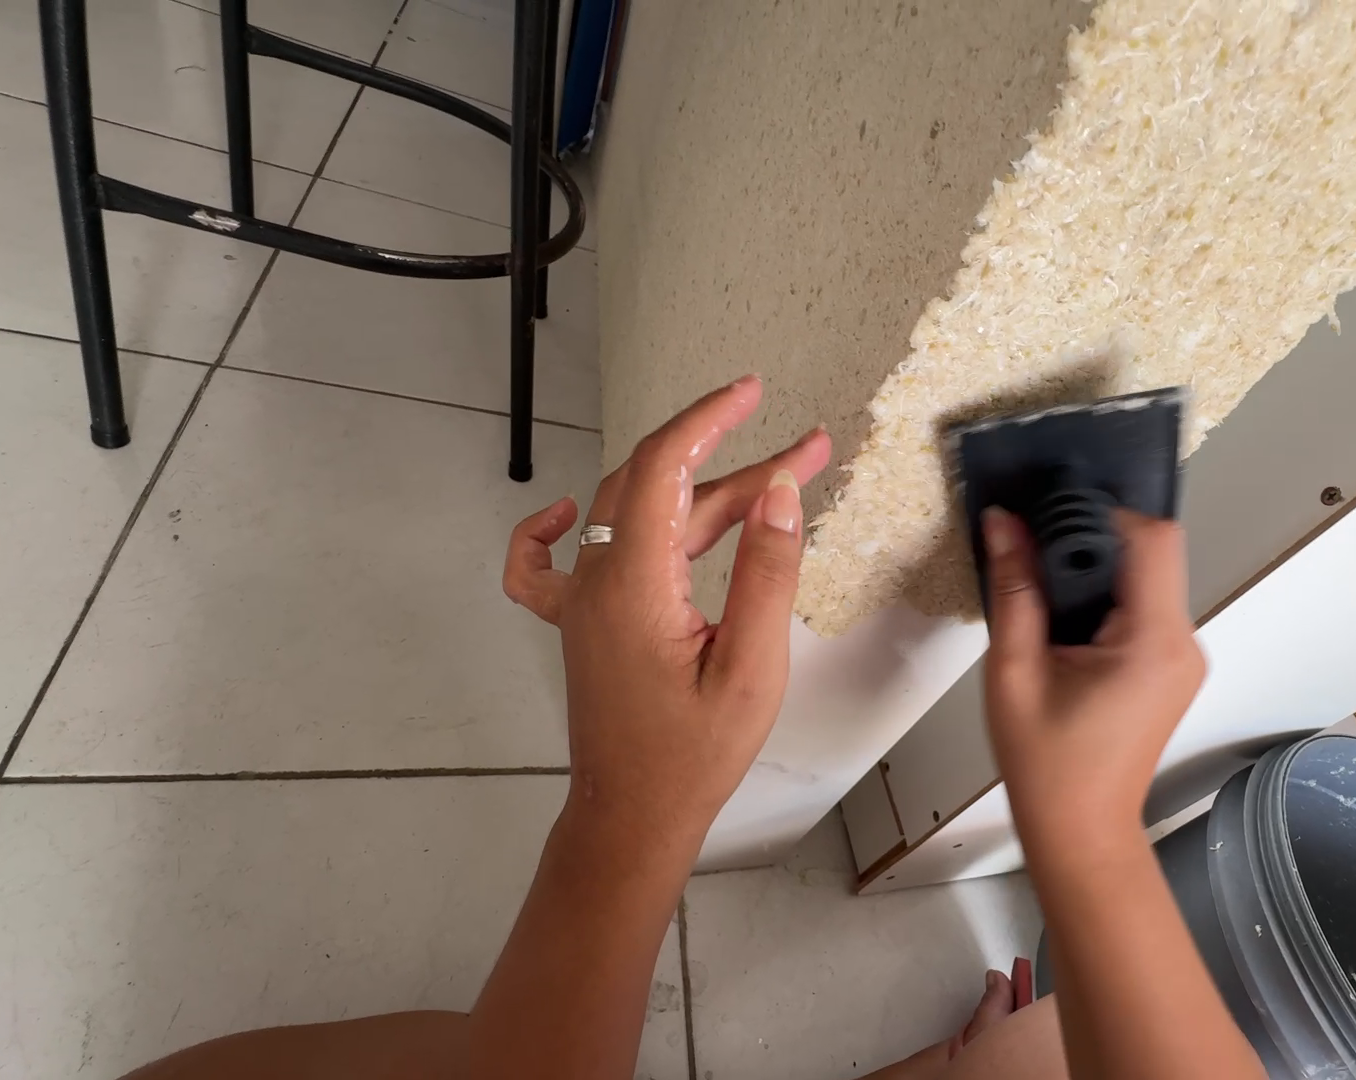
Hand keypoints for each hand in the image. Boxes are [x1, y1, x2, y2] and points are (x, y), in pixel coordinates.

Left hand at [501, 376, 831, 851]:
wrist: (632, 815)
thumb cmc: (696, 753)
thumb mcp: (752, 669)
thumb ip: (767, 576)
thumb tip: (780, 494)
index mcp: (636, 585)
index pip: (664, 468)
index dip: (708, 419)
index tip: (753, 393)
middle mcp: (596, 580)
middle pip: (661, 488)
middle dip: (738, 463)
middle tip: (807, 454)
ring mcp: (580, 600)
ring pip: (636, 516)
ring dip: (702, 495)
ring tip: (774, 486)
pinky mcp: (578, 621)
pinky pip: (548, 561)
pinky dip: (553, 527)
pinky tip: (569, 510)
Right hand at [979, 507, 1204, 848]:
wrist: (1078, 828)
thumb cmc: (1044, 759)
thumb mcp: (1015, 669)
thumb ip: (1014, 589)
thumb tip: (1003, 521)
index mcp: (1153, 641)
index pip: (1153, 539)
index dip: (1104, 516)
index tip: (1049, 524)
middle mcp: (1183, 643)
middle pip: (1153, 556)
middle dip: (1092, 543)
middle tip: (1034, 557)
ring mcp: (1182, 658)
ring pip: (1146, 580)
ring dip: (1095, 573)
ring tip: (1041, 593)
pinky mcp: (1169, 669)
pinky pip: (1143, 609)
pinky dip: (1103, 600)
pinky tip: (1062, 623)